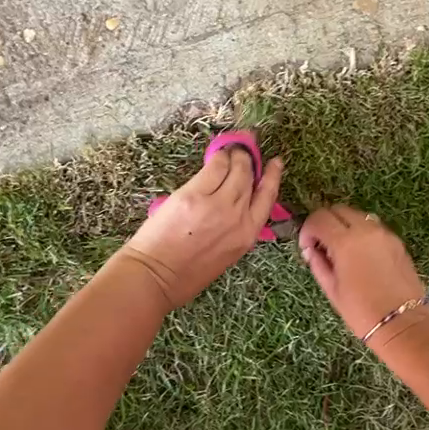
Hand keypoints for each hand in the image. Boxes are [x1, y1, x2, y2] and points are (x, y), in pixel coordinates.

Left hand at [119, 147, 284, 307]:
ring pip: (235, 169)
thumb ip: (235, 229)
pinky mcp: (193, 195)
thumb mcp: (225, 255)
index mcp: (247, 236)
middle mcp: (237, 217)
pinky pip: (212, 168)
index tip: (274, 163)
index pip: (267, 198)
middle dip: (248, 161)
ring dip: (234, 156)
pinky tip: (214, 156)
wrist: (155, 278)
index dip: (272, 176)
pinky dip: (217, 158)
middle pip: (250, 179)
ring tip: (229, 151)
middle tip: (242, 152)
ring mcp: (216, 204)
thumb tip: (235, 202)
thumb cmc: (186, 274)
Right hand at [298, 205, 428, 347]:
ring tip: (341, 250)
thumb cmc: (361, 311)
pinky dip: (360, 233)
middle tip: (321, 245)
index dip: (307, 230)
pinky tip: (359, 255)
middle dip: (325, 223)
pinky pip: (372, 227)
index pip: (319, 218)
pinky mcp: (397, 241)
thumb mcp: (332, 289)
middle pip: (338, 210)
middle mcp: (366, 230)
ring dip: (343, 225)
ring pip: (357, 215)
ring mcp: (384, 233)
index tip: (307, 246)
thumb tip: (311, 249)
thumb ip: (318, 263)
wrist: (402, 323)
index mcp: (346, 242)